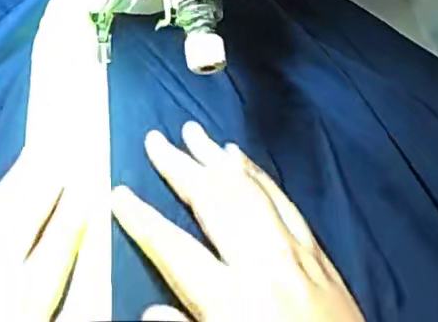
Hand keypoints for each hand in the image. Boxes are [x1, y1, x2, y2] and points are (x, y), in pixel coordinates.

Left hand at [0, 150, 86, 321]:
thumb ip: (70, 310)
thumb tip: (93, 283)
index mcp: (26, 297)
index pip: (60, 238)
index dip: (76, 205)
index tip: (88, 176)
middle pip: (25, 215)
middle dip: (46, 180)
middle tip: (63, 146)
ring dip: (12, 182)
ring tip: (33, 152)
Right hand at [111, 122, 364, 321]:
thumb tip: (148, 314)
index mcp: (236, 300)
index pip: (177, 250)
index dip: (144, 221)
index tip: (120, 192)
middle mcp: (263, 263)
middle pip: (214, 202)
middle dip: (182, 168)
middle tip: (157, 139)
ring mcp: (293, 250)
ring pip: (249, 189)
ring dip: (218, 158)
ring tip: (194, 134)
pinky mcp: (317, 250)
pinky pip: (282, 199)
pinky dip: (259, 175)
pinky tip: (244, 160)